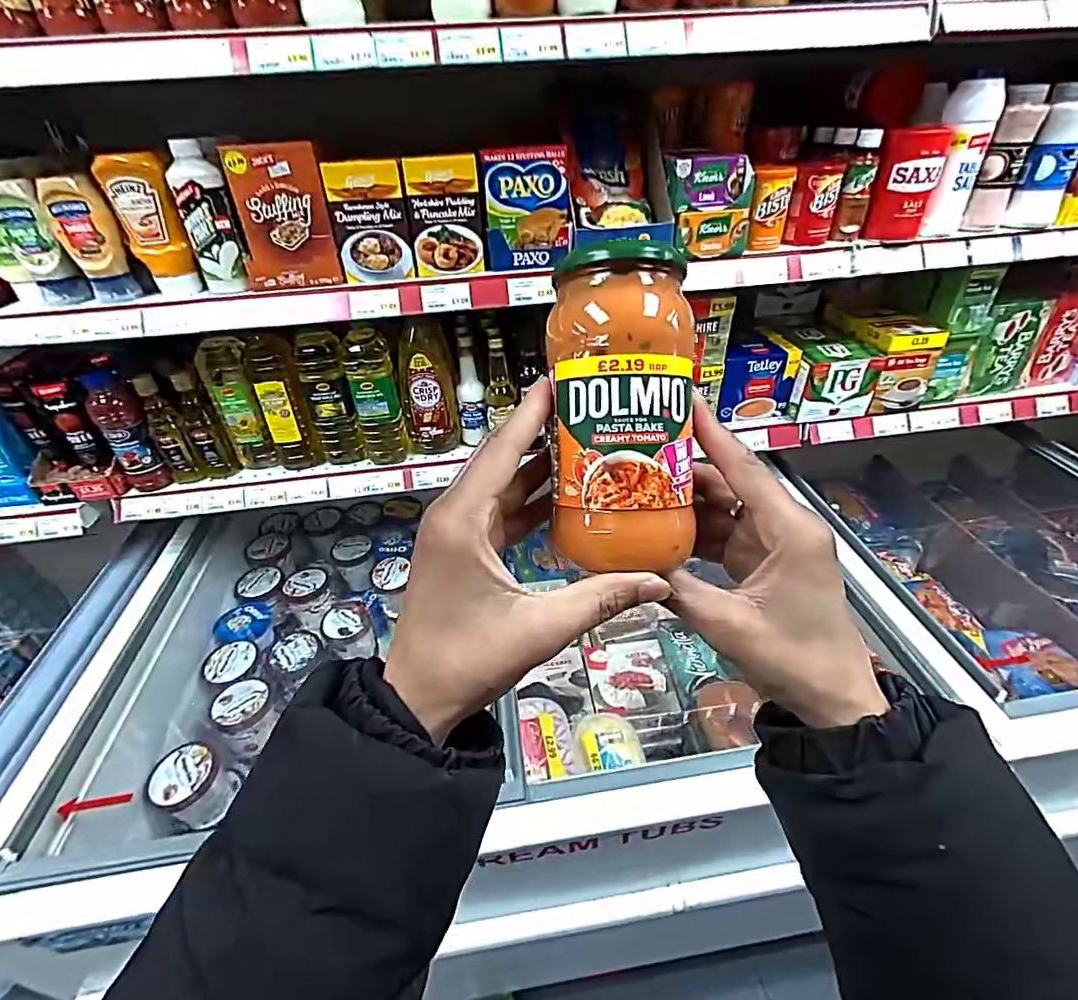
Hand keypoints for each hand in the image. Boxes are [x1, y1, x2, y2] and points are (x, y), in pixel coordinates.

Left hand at [384, 381, 671, 741]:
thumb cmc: (468, 657)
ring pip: (500, 487)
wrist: (418, 696)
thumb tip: (659, 579)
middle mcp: (454, 515)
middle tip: (585, 413)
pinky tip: (564, 499)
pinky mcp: (461, 550)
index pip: (501, 450)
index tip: (556, 381)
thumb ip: (601, 598)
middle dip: (540, 435)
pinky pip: (498, 513)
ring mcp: (455, 532)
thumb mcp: (540, 627)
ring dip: (537, 470)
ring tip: (584, 448)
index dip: (529, 413)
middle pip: (500, 461)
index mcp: (463, 519)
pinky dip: (528, 503)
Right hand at [663, 396, 889, 728]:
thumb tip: (630, 566)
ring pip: (723, 509)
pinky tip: (659, 529)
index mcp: (789, 530)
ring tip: (639, 489)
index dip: (713, 434)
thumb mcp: (730, 625)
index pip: (744, 469)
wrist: (833, 699)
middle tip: (638, 455)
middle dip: (684, 471)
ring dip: (685, 503)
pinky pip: (723, 534)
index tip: (685, 400)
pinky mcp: (762, 561)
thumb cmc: (795, 659)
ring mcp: (773, 544)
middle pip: (729, 485)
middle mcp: (783, 526)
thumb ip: (679, 592)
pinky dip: (694, 532)